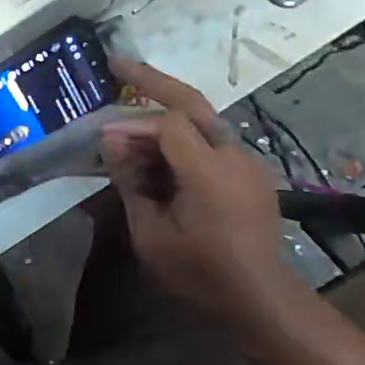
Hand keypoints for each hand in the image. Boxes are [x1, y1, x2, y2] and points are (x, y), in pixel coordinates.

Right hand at [99, 59, 303, 328]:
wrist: (262, 302)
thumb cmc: (202, 276)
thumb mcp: (152, 235)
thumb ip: (131, 181)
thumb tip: (111, 139)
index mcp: (210, 171)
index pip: (167, 124)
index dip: (131, 123)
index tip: (102, 136)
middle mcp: (234, 155)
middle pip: (192, 102)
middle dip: (152, 79)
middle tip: (118, 62)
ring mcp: (246, 161)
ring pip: (202, 119)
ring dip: (166, 109)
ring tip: (130, 107)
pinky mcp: (249, 172)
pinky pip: (210, 140)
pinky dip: (180, 135)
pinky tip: (157, 148)